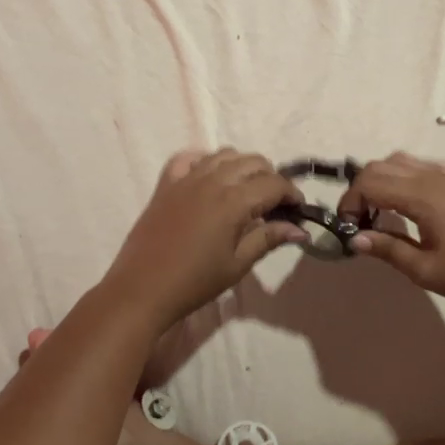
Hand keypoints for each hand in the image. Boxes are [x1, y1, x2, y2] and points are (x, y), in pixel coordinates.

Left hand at [102, 149, 307, 329]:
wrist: (143, 289)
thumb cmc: (195, 282)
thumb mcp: (237, 264)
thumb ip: (268, 239)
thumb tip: (301, 229)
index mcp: (233, 202)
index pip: (273, 184)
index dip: (291, 194)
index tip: (298, 210)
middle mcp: (212, 181)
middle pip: (252, 162)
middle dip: (271, 178)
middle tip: (274, 205)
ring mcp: (186, 179)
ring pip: (224, 155)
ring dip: (243, 167)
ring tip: (247, 192)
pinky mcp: (166, 184)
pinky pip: (189, 158)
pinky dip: (206, 160)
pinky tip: (211, 178)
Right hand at [340, 153, 444, 319]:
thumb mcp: (424, 270)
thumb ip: (387, 250)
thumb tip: (354, 239)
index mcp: (421, 197)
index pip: (369, 183)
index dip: (350, 203)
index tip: (349, 229)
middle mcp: (430, 177)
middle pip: (379, 166)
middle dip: (360, 190)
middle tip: (359, 222)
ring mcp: (444, 176)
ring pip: (397, 161)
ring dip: (378, 181)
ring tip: (377, 212)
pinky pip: (416, 165)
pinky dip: (399, 176)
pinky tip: (402, 203)